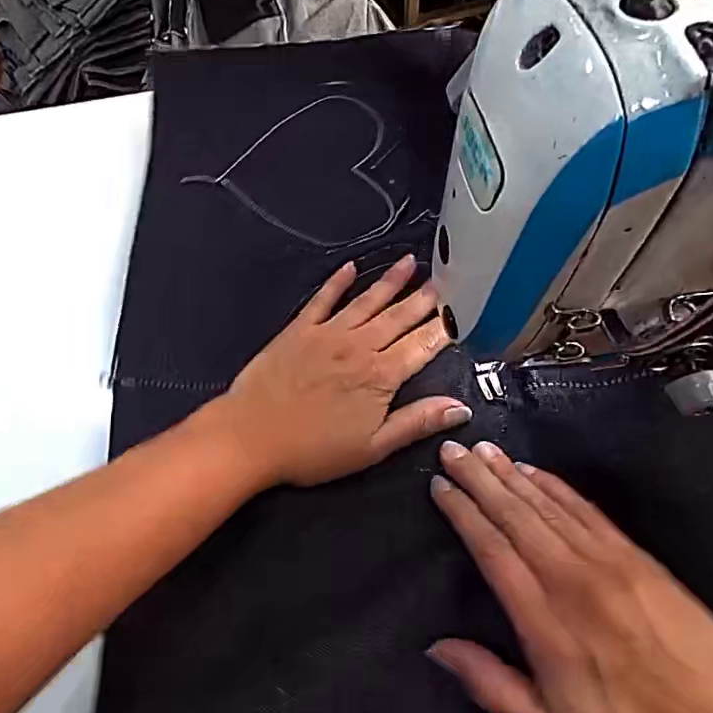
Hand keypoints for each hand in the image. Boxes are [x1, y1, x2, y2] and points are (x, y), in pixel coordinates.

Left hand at [210, 256, 468, 487]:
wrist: (249, 437)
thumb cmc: (313, 450)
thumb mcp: (373, 447)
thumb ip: (418, 422)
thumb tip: (460, 409)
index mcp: (381, 375)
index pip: (423, 345)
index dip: (445, 328)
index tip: (463, 311)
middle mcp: (360, 345)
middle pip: (400, 316)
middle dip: (425, 297)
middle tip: (445, 279)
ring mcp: (328, 333)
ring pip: (368, 301)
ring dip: (391, 280)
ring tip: (411, 262)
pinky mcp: (300, 329)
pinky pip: (323, 299)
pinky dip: (338, 282)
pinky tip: (351, 267)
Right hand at [428, 442, 712, 712]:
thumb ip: (491, 684)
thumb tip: (439, 648)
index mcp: (547, 622)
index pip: (492, 550)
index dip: (463, 513)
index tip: (441, 486)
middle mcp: (574, 578)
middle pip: (516, 514)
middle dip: (481, 479)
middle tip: (456, 449)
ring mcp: (609, 560)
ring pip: (549, 505)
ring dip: (513, 475)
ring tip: (487, 452)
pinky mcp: (637, 555)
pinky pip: (587, 509)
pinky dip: (557, 487)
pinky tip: (538, 473)